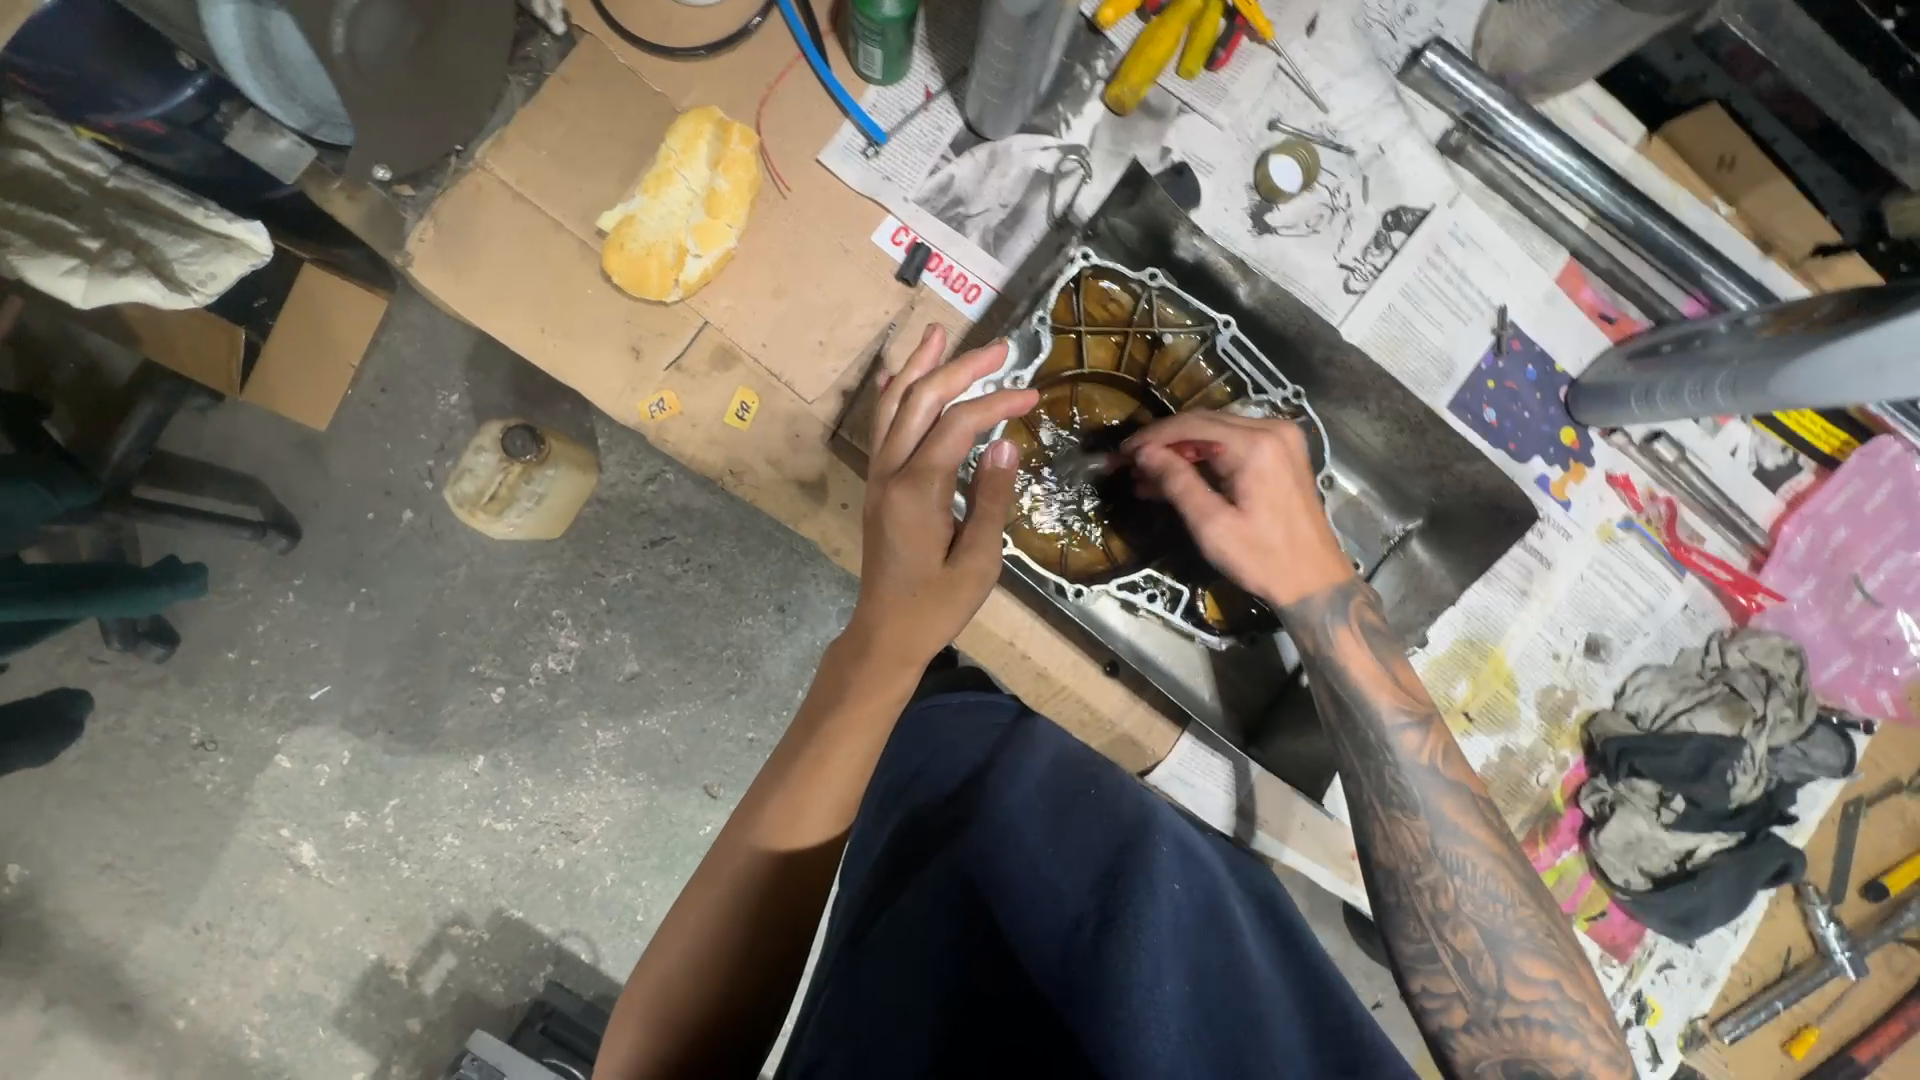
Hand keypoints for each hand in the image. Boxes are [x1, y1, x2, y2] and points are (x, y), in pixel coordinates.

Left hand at [848, 326, 1038, 665]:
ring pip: (893, 407)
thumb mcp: (978, 561)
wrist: (886, 631)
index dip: (997, 405)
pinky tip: (896, 377)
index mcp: (918, 490)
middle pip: (921, 401)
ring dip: (917, 368)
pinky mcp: (877, 486)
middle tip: (999, 348)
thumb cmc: (936, 605)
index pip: (959, 426)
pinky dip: (891, 397)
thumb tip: (1005, 444)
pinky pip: (880, 429)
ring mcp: (878, 477)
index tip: (1032, 397)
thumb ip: (991, 499)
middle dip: (960, 369)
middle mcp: (891, 472)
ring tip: (937, 334)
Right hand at [1124, 411, 1353, 607]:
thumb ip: (1176, 482)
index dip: (1151, 439)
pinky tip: (1177, 475)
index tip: (1121, 455)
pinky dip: (1203, 456)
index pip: (1190, 426)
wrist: (1313, 580)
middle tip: (1128, 463)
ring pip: (1215, 430)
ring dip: (1180, 450)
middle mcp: (1272, 429)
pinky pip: (1232, 442)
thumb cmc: (1262, 559)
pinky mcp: (1282, 451)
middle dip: (1162, 442)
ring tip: (1146, 475)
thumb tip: (1143, 453)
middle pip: (1203, 422)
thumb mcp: (1211, 525)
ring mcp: (1281, 438)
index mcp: (1255, 446)